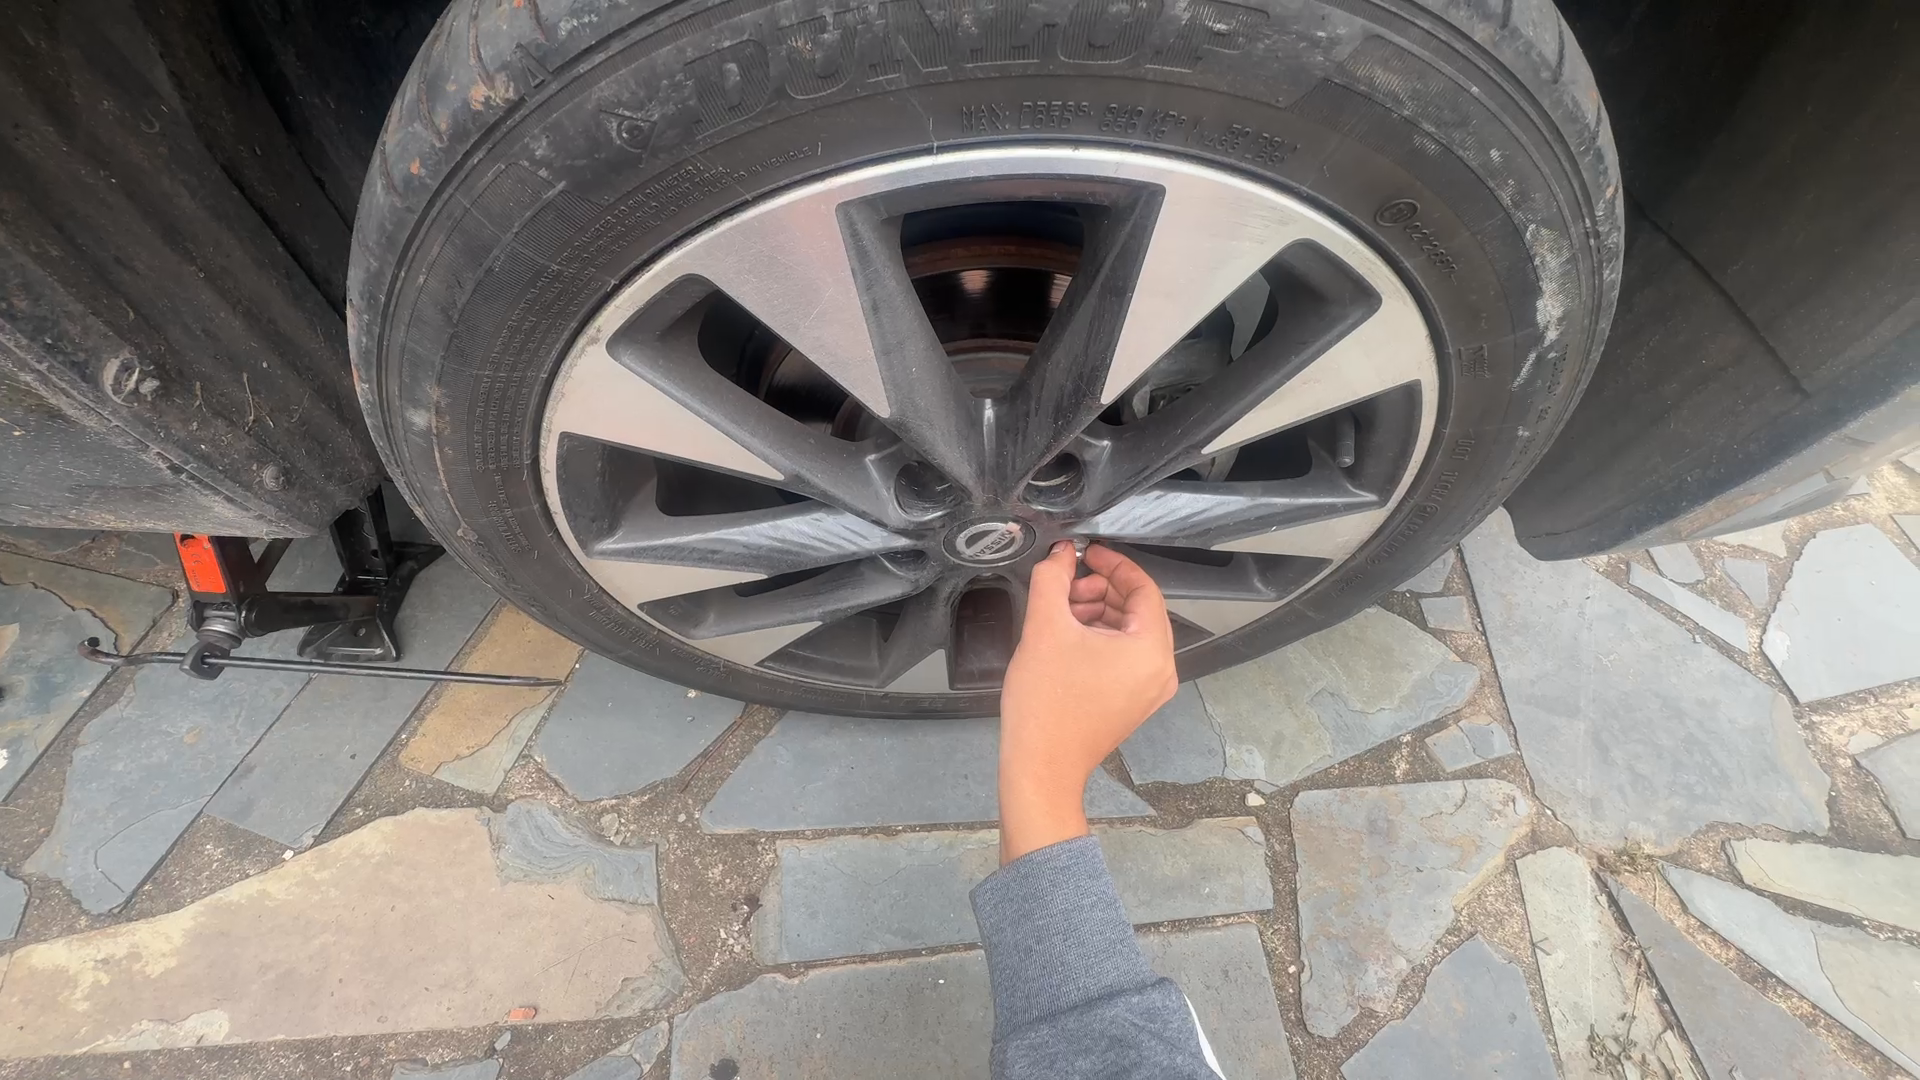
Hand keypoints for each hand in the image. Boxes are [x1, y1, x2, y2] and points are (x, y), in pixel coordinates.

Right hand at [997, 541, 1177, 862]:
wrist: (1040, 767)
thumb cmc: (1046, 697)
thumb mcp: (1045, 627)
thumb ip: (1052, 578)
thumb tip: (1061, 552)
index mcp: (1151, 649)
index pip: (1144, 588)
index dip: (1114, 564)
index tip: (1085, 553)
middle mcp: (1161, 670)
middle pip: (1138, 610)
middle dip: (1102, 590)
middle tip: (1065, 587)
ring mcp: (1149, 691)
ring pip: (1129, 633)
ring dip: (1098, 613)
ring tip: (1060, 613)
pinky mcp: (1133, 704)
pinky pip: (1124, 657)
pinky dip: (1100, 639)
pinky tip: (1067, 638)